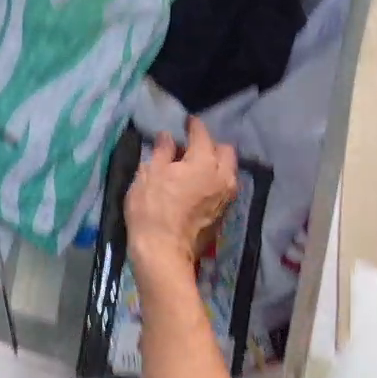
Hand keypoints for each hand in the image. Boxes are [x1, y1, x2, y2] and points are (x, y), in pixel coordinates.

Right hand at [125, 116, 237, 297]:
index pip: (202, 134)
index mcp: (205, 161)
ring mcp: (226, 198)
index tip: (186, 123)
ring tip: (195, 171)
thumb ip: (162, 152)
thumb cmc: (152, 212)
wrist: (163, 254)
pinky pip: (223, 190)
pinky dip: (214, 184)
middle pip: (224, 152)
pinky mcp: (223, 216)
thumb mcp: (148, 175)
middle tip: (191, 150)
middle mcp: (223, 176)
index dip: (193, 126)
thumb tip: (168, 138)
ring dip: (215, 167)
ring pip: (227, 172)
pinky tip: (198, 189)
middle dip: (210, 146)